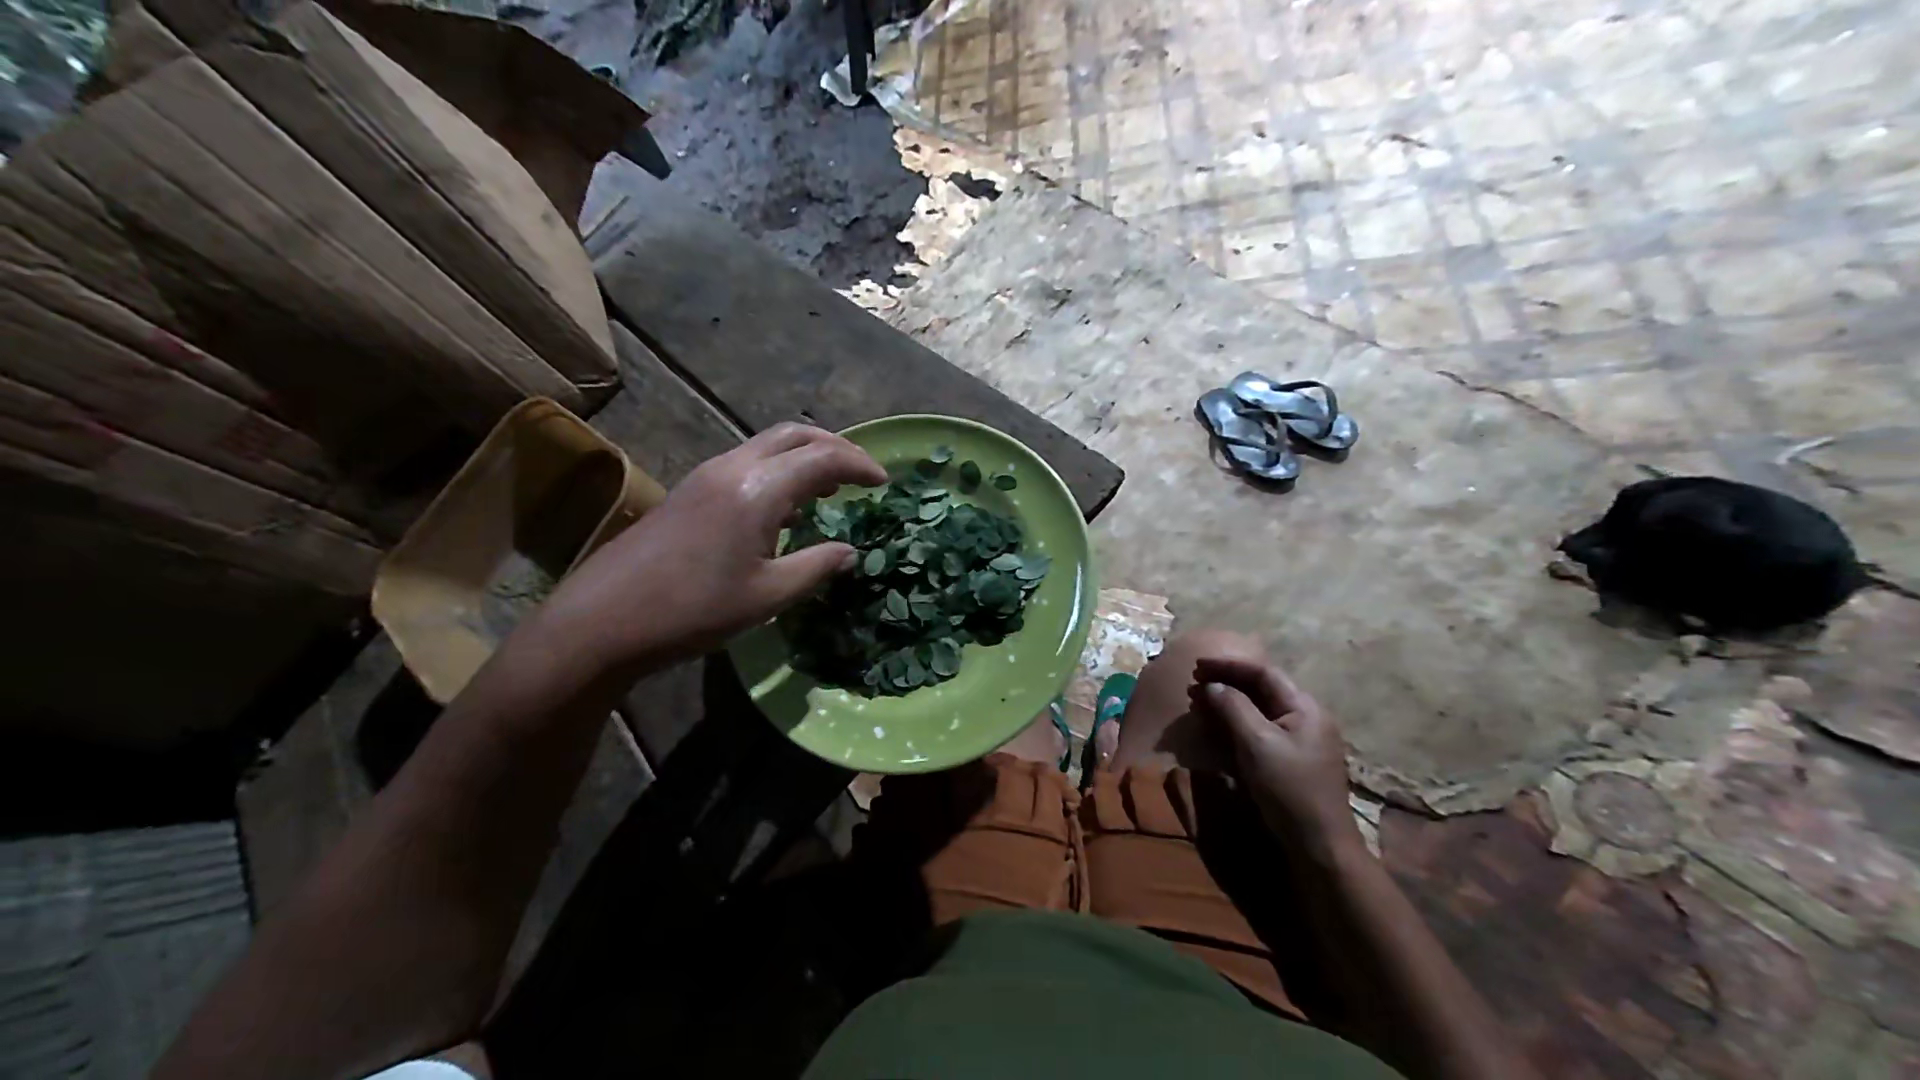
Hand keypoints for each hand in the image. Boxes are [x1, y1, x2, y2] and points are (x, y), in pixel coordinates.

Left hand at [533, 423, 886, 675]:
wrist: (603, 620)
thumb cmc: (692, 611)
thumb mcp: (767, 596)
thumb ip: (816, 567)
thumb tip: (850, 552)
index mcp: (757, 489)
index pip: (823, 457)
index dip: (859, 464)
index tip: (885, 481)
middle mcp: (732, 468)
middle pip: (794, 434)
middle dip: (834, 447)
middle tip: (860, 474)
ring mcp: (706, 475)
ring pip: (768, 446)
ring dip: (804, 457)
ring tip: (830, 489)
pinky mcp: (690, 490)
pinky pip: (747, 463)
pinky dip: (778, 471)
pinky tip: (785, 507)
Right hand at [1189, 656, 1361, 860]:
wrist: (1319, 845)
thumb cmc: (1289, 789)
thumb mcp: (1257, 743)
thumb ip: (1233, 708)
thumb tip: (1212, 686)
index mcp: (1305, 708)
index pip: (1264, 673)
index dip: (1229, 666)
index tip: (1197, 666)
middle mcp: (1306, 718)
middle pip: (1262, 689)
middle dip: (1227, 683)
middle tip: (1194, 683)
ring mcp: (1299, 741)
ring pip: (1259, 710)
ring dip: (1228, 703)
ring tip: (1199, 702)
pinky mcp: (1290, 760)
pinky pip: (1259, 730)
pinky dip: (1236, 724)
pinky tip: (1216, 728)